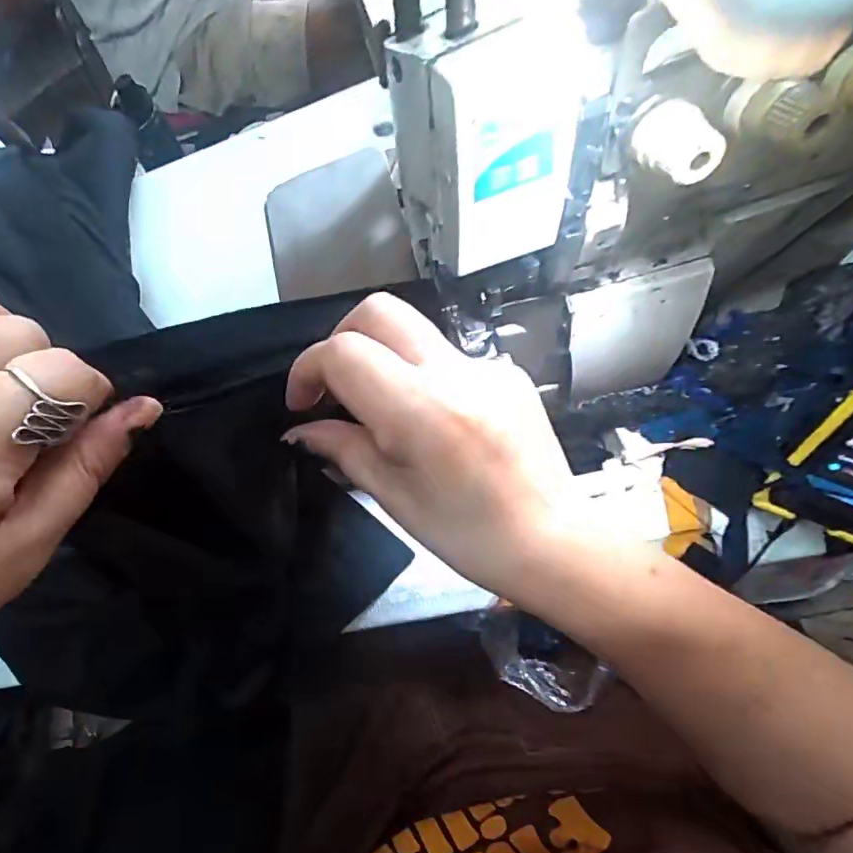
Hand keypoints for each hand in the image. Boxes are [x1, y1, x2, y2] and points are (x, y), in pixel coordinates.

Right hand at [283, 293, 598, 603]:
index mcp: (420, 411)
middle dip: (339, 340)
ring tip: (375, 409)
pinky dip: (416, 375)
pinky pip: (444, 356)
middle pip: (378, 312)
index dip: (307, 370)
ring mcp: (486, 368)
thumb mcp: (392, 496)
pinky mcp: (506, 374)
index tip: (301, 403)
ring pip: (412, 330)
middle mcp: (455, 374)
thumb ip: (344, 449)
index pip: (344, 352)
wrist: (551, 540)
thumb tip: (304, 429)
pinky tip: (423, 420)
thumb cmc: (467, 534)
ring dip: (378, 356)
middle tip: (331, 387)